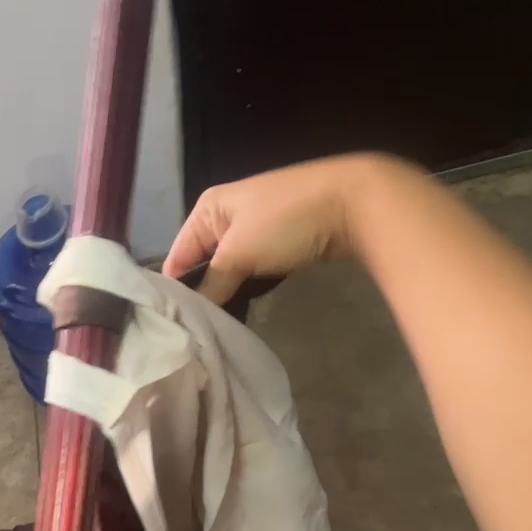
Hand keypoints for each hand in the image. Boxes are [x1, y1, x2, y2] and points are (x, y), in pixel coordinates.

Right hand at [162, 153, 418, 304]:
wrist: (356, 203)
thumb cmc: (286, 222)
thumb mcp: (238, 255)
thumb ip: (211, 285)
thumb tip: (194, 312)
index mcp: (207, 209)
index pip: (177, 257)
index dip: (175, 290)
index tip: (176, 323)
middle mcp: (224, 215)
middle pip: (199, 264)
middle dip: (200, 293)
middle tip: (197, 327)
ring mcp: (251, 228)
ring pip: (225, 269)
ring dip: (224, 292)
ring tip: (217, 321)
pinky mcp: (275, 241)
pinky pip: (248, 269)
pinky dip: (245, 285)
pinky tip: (241, 305)